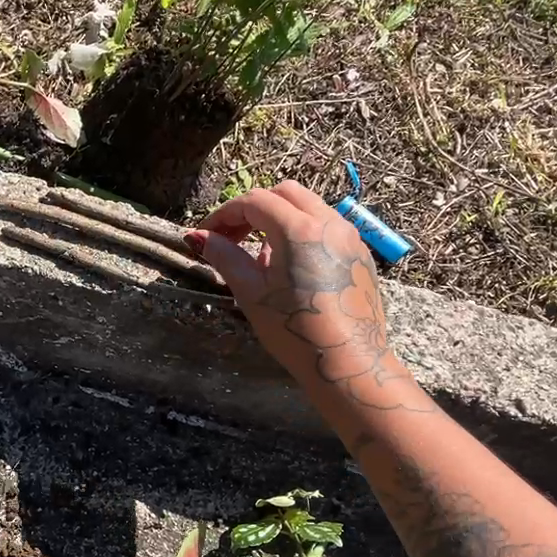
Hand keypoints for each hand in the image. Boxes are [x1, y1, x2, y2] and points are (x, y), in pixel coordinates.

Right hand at [184, 181, 426, 416]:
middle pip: (284, 193)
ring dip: (276, 218)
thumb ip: (225, 257)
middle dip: (252, 208)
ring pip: (308, 206)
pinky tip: (288, 266)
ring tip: (258, 255)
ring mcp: (349, 236)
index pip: (254, 201)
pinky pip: (325, 226)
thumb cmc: (295, 330)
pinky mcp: (359, 252)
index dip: (224, 215)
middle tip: (230, 237)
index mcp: (299, 230)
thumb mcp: (250, 293)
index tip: (207, 235)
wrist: (348, 363)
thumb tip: (198, 237)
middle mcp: (329, 222)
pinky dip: (300, 231)